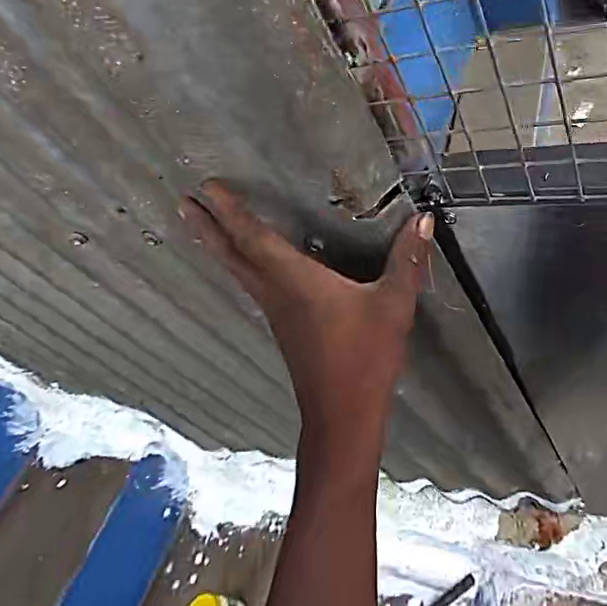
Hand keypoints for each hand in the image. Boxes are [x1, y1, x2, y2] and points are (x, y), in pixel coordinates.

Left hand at [180, 180, 432, 446]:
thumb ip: (407, 262)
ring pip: (238, 269)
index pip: (254, 237)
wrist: (342, 418)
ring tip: (201, 224)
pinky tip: (246, 262)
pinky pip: (251, 282)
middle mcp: (275, 291)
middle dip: (207, 226)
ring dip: (218, 243)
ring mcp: (274, 310)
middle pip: (232, 253)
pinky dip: (238, 262)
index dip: (231, 210)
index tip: (208, 187)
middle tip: (184, 202)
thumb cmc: (364, 359)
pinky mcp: (282, 324)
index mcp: (294, 280)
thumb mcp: (392, 307)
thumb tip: (422, 219)